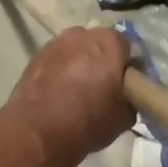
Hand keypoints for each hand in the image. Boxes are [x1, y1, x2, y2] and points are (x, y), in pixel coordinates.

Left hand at [0, 26, 133, 162]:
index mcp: (109, 43)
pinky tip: (61, 89)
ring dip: (81, 62)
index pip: (129, 47)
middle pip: (100, 43)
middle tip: (105, 84)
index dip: (131, 66)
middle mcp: (82, 35)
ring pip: (76, 49)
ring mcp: (55, 42)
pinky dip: (62, 68)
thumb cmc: (88, 122)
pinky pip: (58, 58)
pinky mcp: (36, 54)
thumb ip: (131, 97)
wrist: (37, 131)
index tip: (130, 84)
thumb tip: (127, 95)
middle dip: (104, 60)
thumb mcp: (124, 117)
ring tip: (80, 87)